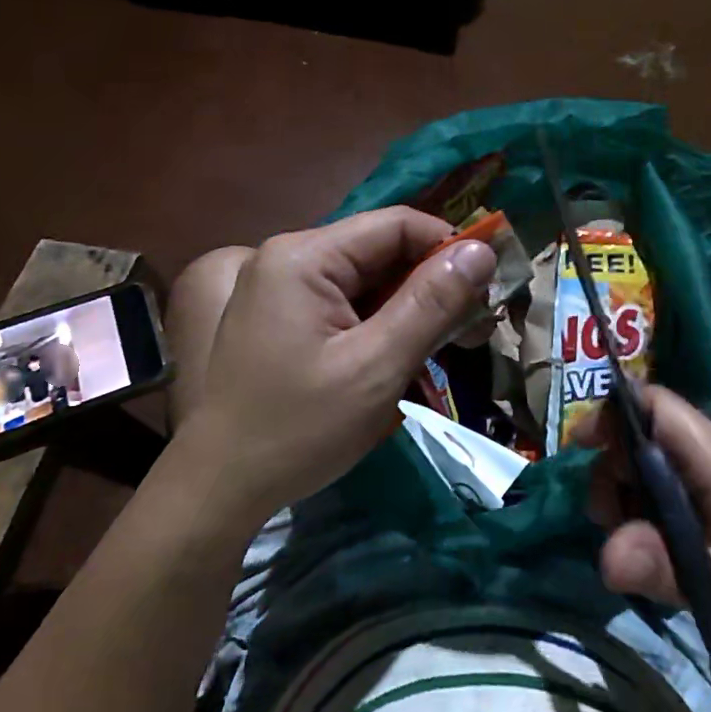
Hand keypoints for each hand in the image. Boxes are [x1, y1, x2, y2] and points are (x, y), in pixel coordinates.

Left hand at [178, 208, 496, 522]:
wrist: (222, 486)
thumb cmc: (300, 428)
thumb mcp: (377, 366)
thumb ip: (432, 303)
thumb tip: (482, 250)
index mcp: (303, 257)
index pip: (395, 225)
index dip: (449, 247)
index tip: (488, 289)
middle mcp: (287, 258)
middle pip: (380, 252)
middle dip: (433, 285)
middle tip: (475, 330)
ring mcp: (280, 288)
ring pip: (367, 281)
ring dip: (411, 309)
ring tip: (450, 347)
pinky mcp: (282, 317)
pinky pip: (345, 305)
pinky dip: (382, 325)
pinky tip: (406, 354)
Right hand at [593, 387, 710, 711]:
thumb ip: (670, 569)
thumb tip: (602, 553)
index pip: (657, 403)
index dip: (611, 416)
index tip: (581, 459)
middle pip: (657, 434)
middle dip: (619, 472)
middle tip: (615, 534)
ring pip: (674, 462)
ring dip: (644, 498)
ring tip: (646, 556)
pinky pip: (699, 485)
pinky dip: (672, 510)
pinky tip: (678, 556)